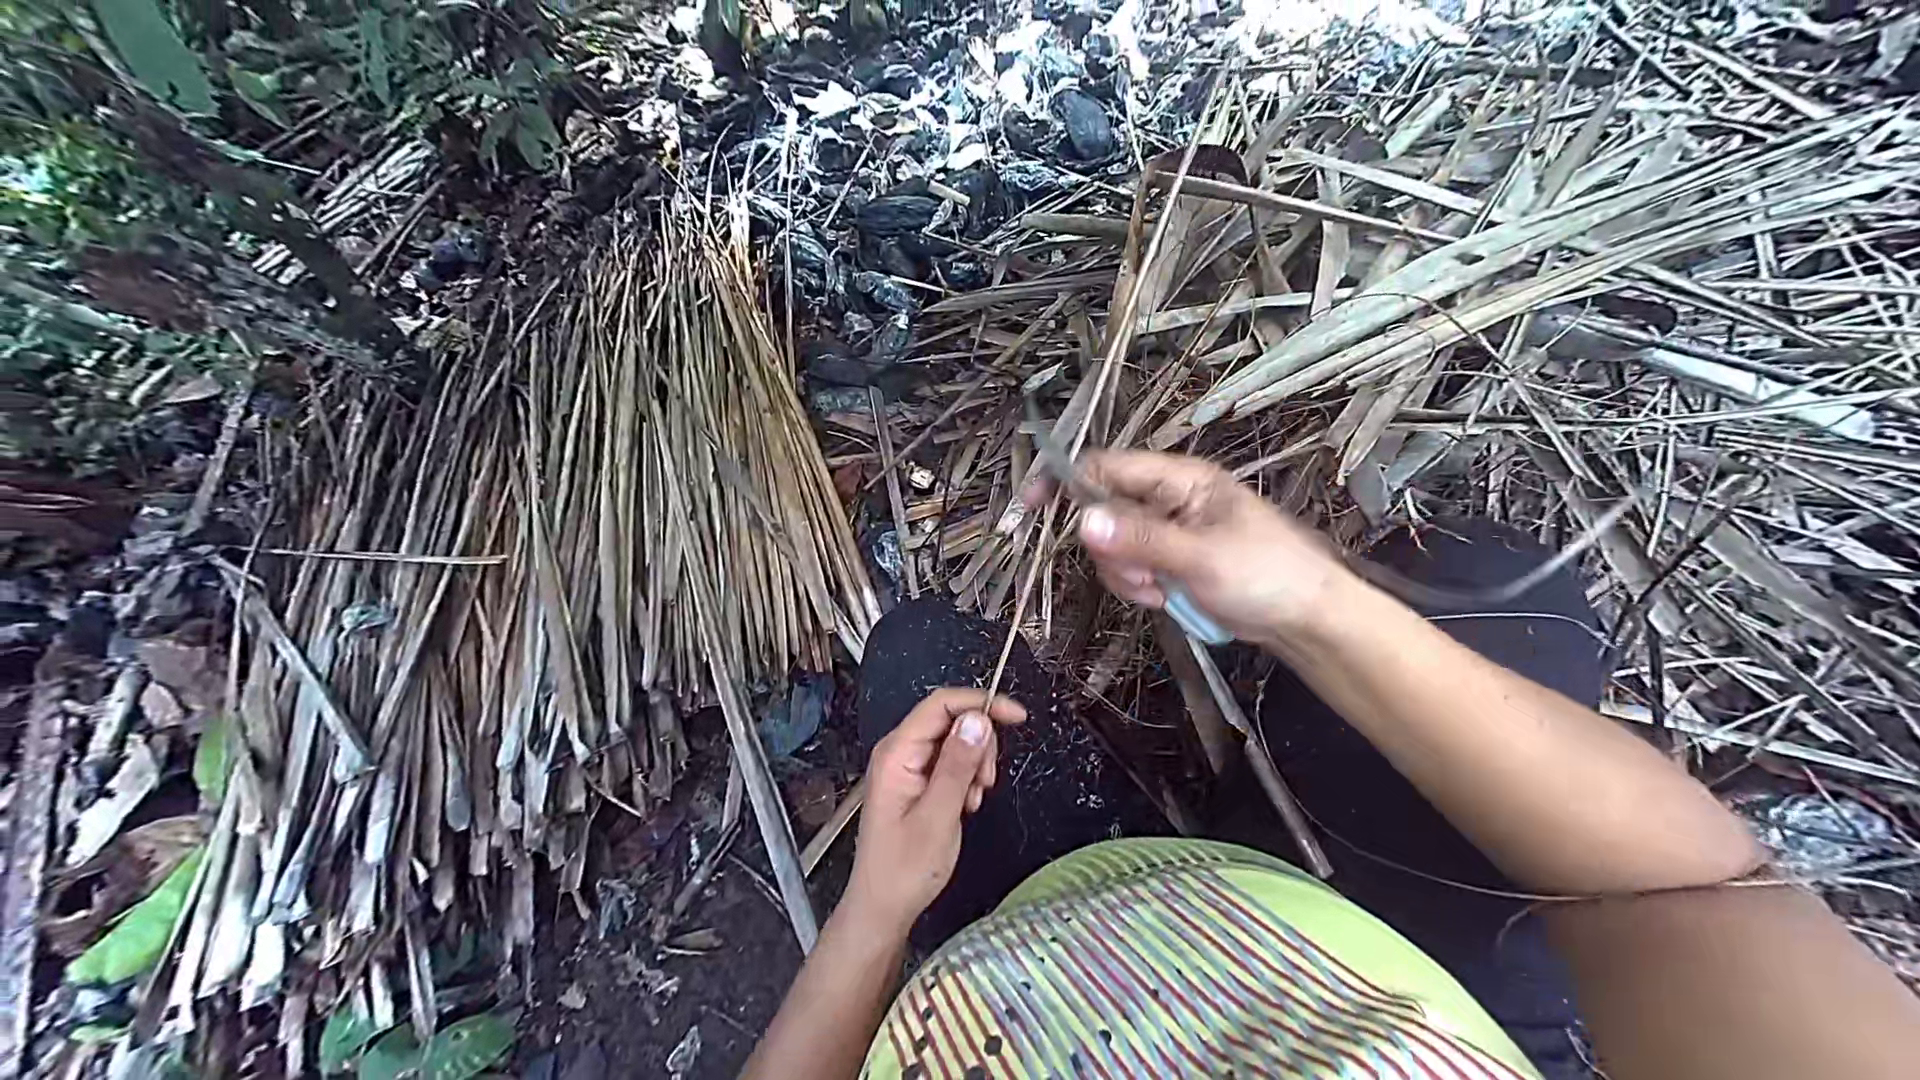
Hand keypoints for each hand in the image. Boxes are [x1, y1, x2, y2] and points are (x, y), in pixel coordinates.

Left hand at [844, 689, 1026, 933]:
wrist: (882, 908)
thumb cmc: (904, 870)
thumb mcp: (938, 817)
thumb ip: (958, 765)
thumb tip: (978, 719)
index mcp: (897, 752)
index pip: (941, 704)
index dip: (981, 703)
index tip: (1017, 717)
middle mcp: (899, 750)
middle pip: (951, 720)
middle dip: (979, 743)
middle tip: (986, 782)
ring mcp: (906, 764)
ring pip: (955, 741)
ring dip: (974, 765)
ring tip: (972, 800)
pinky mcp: (915, 779)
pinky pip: (950, 761)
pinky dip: (966, 777)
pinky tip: (965, 804)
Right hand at [1074, 450, 1356, 645]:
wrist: (1306, 620)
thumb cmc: (1268, 575)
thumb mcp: (1201, 556)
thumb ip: (1141, 538)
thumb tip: (1083, 522)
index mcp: (1181, 479)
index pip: (1108, 467)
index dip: (1068, 482)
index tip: (1033, 505)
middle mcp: (1169, 498)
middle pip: (1105, 511)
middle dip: (1112, 550)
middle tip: (1140, 578)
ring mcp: (1167, 530)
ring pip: (1113, 544)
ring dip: (1124, 573)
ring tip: (1159, 591)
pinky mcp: (1168, 559)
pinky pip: (1129, 566)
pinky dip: (1137, 584)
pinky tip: (1164, 597)